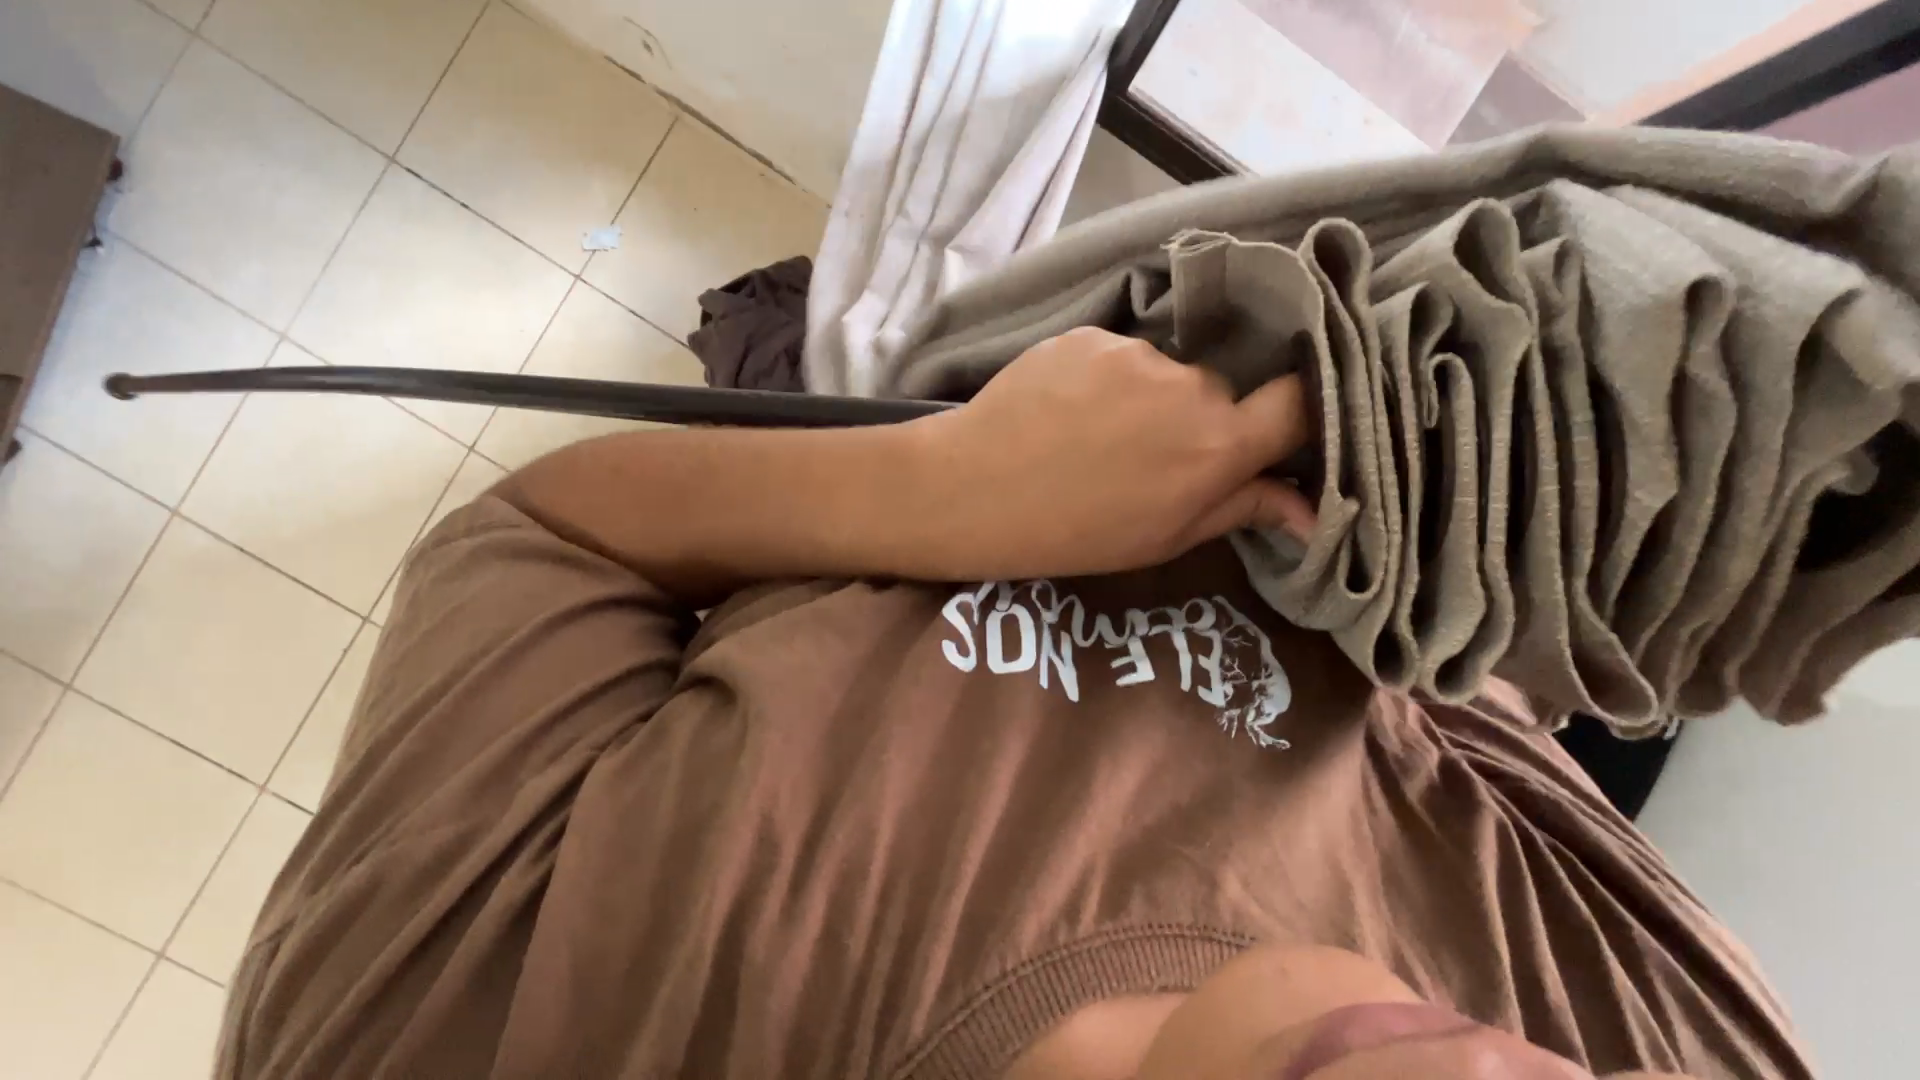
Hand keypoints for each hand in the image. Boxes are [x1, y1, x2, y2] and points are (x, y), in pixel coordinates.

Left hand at [897, 327, 1315, 580]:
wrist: (974, 490)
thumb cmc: (1075, 533)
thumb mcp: (1165, 537)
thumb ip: (1241, 509)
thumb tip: (1313, 513)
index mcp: (1218, 445)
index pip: (1299, 402)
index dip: (1296, 412)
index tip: (1276, 428)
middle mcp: (1191, 387)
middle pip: (1220, 392)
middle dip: (1197, 421)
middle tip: (1146, 457)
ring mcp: (1137, 353)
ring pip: (1165, 373)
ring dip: (1146, 399)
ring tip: (1093, 437)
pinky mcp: (1091, 334)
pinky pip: (1117, 356)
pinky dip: (1103, 380)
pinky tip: (1066, 412)